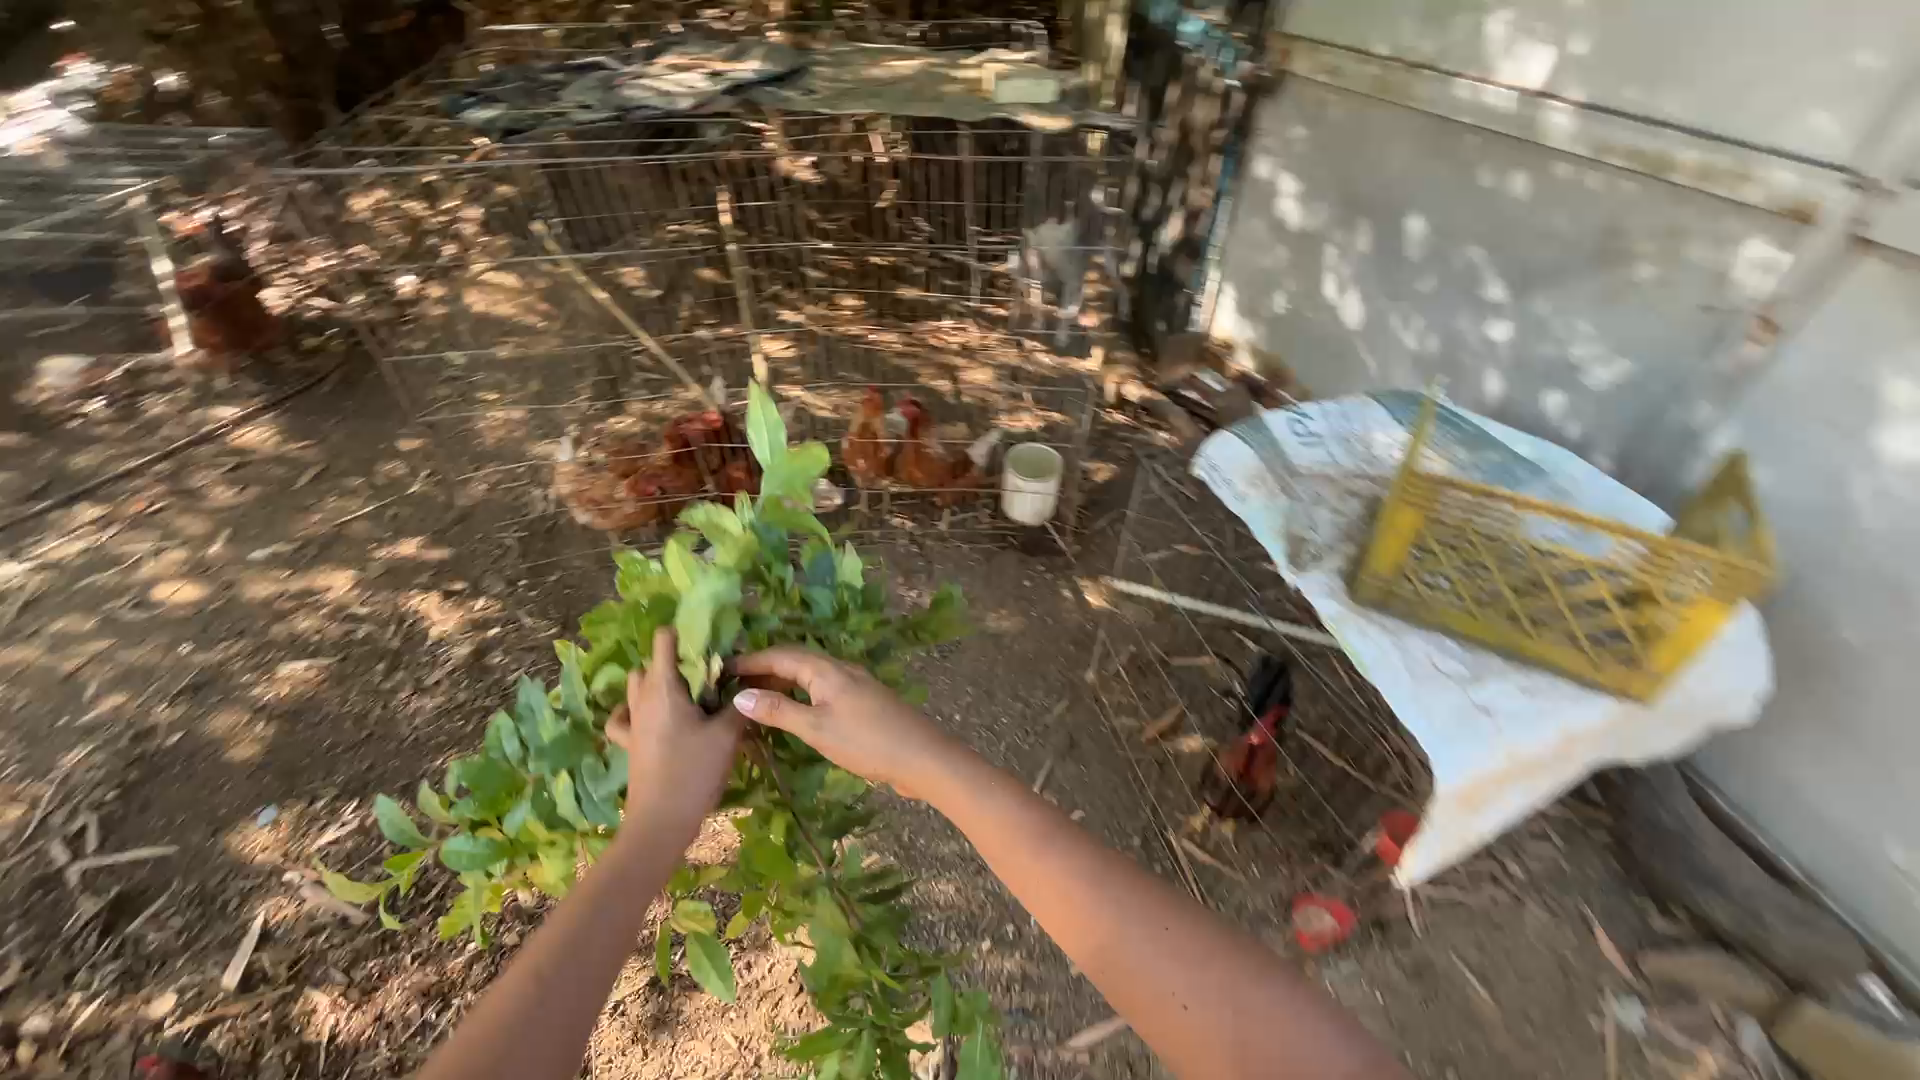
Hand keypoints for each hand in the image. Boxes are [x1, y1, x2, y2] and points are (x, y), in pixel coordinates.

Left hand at [606, 629, 741, 833]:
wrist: (661, 821)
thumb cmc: (694, 771)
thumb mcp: (728, 734)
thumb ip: (739, 703)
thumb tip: (752, 682)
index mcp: (664, 687)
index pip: (665, 641)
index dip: (686, 634)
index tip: (711, 643)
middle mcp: (643, 698)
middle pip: (651, 664)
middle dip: (675, 661)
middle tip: (706, 674)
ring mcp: (632, 722)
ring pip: (636, 687)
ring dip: (656, 682)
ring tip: (685, 693)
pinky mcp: (629, 744)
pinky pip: (623, 718)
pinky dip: (633, 711)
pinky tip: (649, 716)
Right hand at [728, 647, 964, 800]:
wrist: (922, 757)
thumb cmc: (867, 741)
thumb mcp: (817, 729)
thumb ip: (779, 711)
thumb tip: (740, 695)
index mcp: (827, 669)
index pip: (780, 655)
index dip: (749, 660)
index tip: (720, 669)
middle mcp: (840, 669)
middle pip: (795, 661)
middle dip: (763, 669)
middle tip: (731, 686)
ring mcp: (854, 685)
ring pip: (809, 675)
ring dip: (781, 683)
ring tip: (753, 699)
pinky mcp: (862, 702)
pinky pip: (822, 689)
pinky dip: (799, 695)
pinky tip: (791, 713)